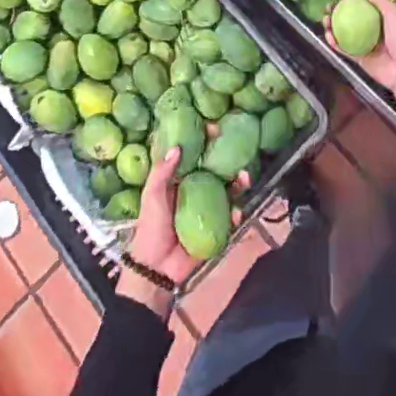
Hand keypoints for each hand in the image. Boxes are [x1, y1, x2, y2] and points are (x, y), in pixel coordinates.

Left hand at [120, 145, 249, 317]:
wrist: (156, 267)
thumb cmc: (151, 226)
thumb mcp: (151, 196)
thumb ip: (162, 172)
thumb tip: (178, 146)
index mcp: (179, 179)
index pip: (195, 155)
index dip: (205, 141)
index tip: (215, 128)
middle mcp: (196, 190)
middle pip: (216, 170)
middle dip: (228, 160)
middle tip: (238, 151)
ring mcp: (208, 209)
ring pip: (228, 191)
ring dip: (238, 184)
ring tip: (244, 177)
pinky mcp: (217, 228)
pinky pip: (230, 218)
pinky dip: (236, 213)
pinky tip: (237, 212)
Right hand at [324, 0, 395, 118]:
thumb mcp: (394, 14)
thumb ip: (379, 0)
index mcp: (382, 18)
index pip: (365, 3)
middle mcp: (373, 29)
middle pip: (351, 16)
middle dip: (338, 10)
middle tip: (329, 6)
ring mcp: (365, 44)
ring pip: (344, 32)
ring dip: (332, 25)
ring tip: (324, 19)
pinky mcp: (359, 58)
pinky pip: (343, 48)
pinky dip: (334, 42)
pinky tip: (327, 36)